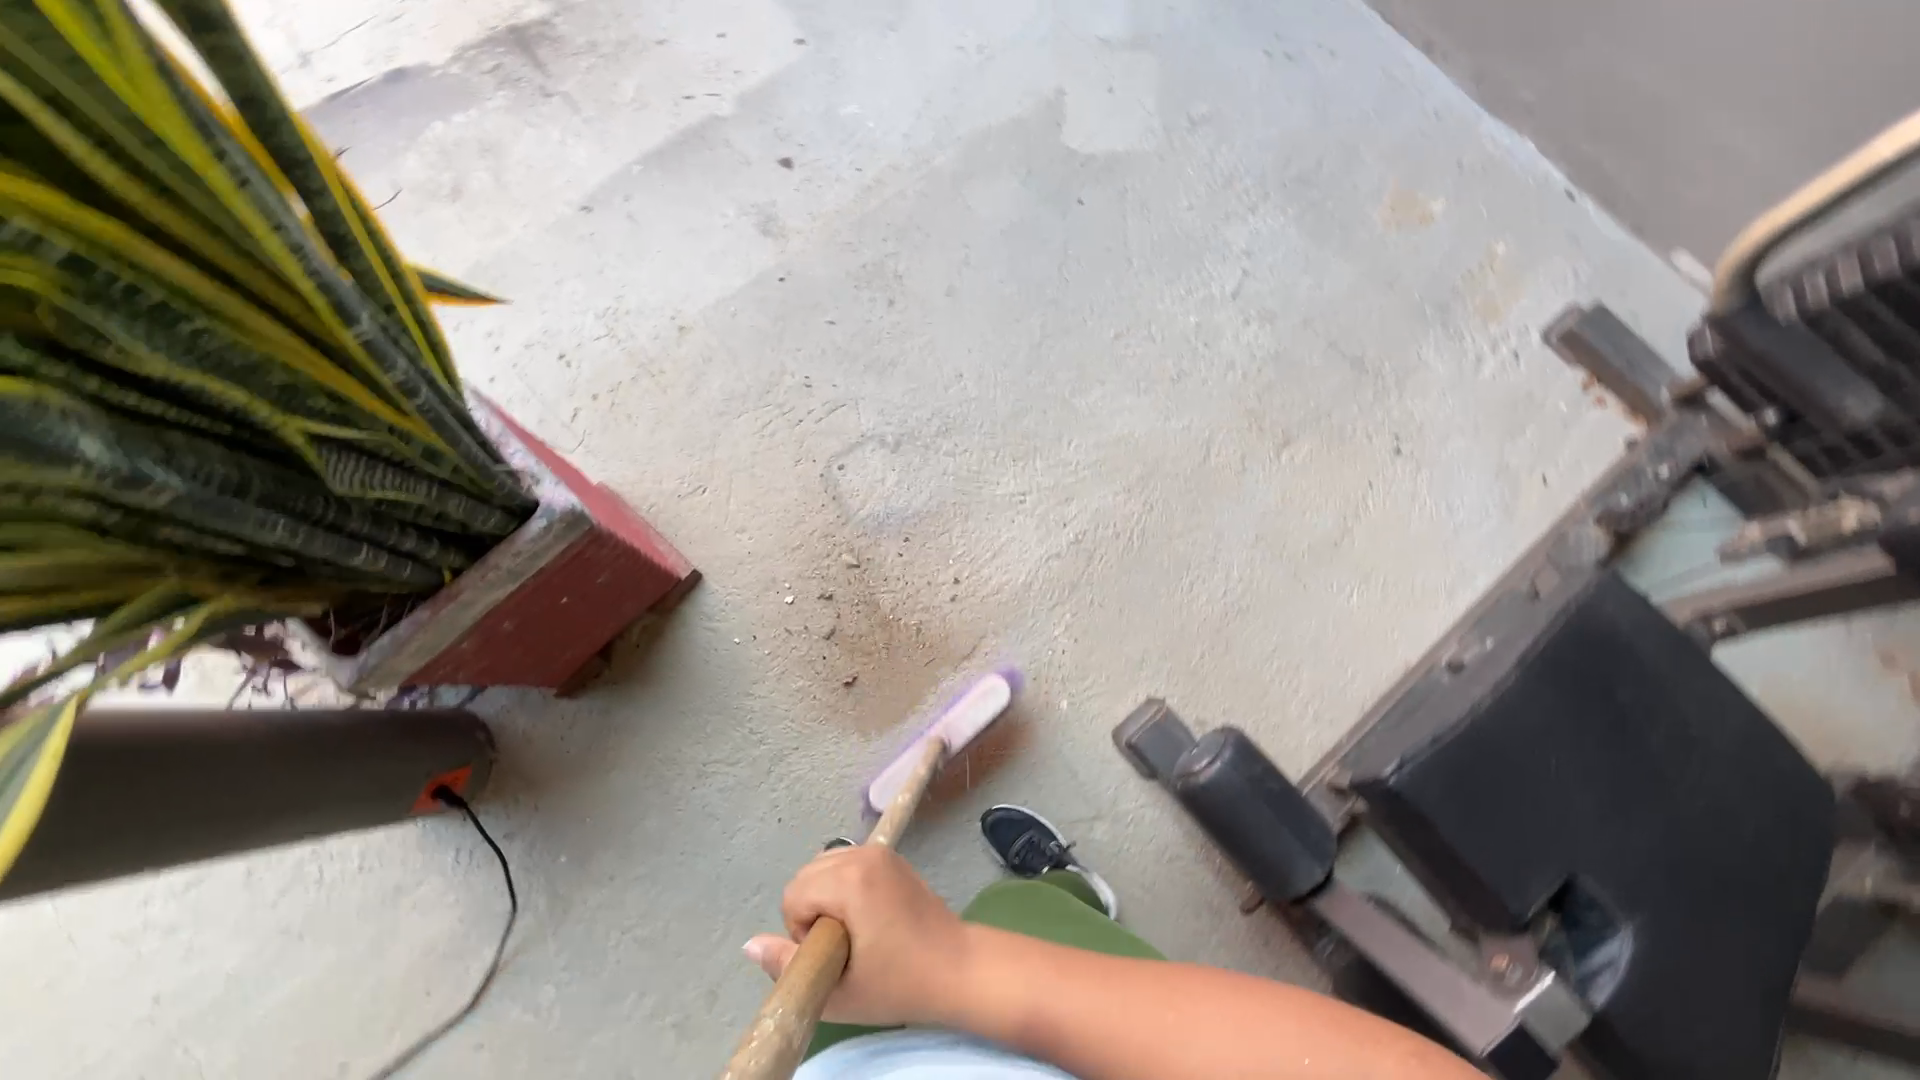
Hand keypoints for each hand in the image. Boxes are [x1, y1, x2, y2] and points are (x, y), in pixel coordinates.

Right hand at [744, 845, 972, 1025]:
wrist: (957, 968)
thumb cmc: (899, 984)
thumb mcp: (837, 989)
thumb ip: (787, 966)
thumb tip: (749, 945)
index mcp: (851, 880)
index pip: (794, 895)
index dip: (802, 931)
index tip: (833, 954)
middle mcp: (864, 854)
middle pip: (806, 875)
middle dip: (811, 911)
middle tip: (842, 946)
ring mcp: (880, 852)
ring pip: (824, 866)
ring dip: (826, 897)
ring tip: (854, 932)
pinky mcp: (892, 857)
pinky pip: (846, 863)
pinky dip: (843, 886)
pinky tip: (866, 916)